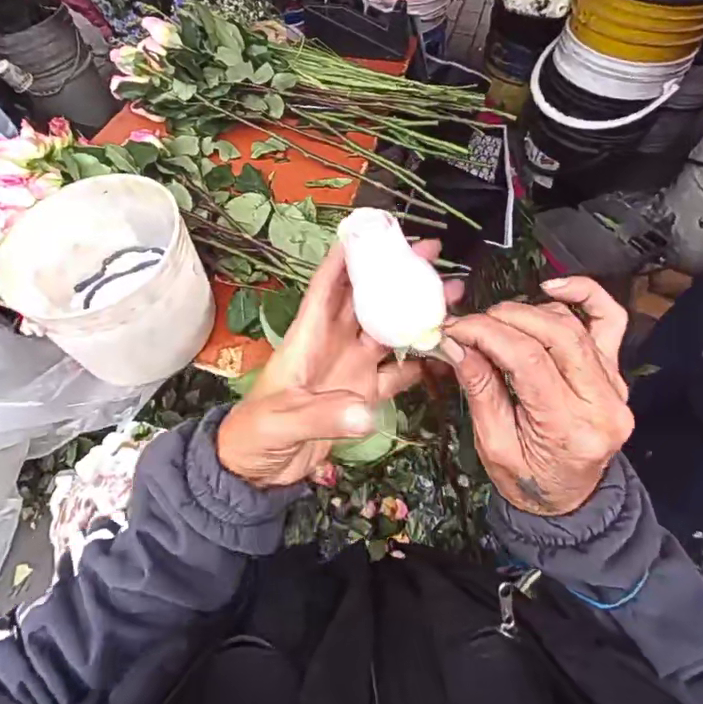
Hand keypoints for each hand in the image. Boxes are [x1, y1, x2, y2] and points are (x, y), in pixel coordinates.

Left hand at [218, 239, 463, 486]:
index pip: (326, 287)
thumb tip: (366, 411)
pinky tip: (444, 350)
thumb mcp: (280, 422)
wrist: (256, 472)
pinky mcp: (363, 395)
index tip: (374, 231)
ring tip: (449, 295)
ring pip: (388, 331)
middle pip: (366, 300)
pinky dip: (419, 361)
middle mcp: (332, 345)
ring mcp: (350, 368)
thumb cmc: (253, 435)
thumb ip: (321, 416)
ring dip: (415, 314)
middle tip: (430, 254)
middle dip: (395, 274)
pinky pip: (397, 372)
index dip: (347, 257)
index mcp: (306, 338)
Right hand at [440, 277, 632, 515]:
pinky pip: (610, 319)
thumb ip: (480, 390)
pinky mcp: (615, 370)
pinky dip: (584, 294)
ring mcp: (615, 383)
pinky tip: (551, 287)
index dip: (486, 333)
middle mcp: (603, 402)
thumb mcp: (493, 446)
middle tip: (470, 323)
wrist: (571, 497)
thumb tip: (456, 344)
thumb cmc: (529, 480)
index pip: (528, 360)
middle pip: (555, 334)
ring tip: (495, 322)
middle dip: (503, 318)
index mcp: (570, 428)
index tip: (454, 328)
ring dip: (528, 311)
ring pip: (573, 324)